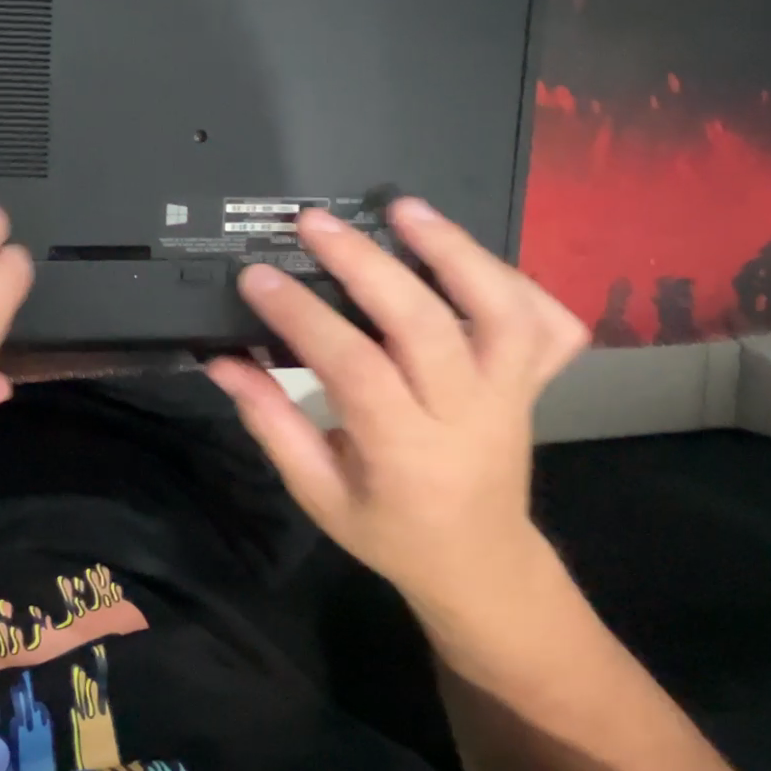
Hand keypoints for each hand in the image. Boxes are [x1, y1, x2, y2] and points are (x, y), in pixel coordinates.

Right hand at [206, 200, 588, 618]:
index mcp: (405, 453)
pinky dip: (517, 278)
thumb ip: (271, 422)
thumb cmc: (389, 531)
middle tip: (316, 223)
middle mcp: (467, 417)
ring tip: (404, 207)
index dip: (302, 316)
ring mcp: (513, 396)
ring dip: (455, 251)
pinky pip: (548, 323)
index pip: (354, 368)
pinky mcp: (536, 384)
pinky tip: (468, 252)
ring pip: (503, 312)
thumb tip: (222, 361)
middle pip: (426, 326)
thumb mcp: (316, 491)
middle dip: (367, 264)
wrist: (481, 562)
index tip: (257, 277)